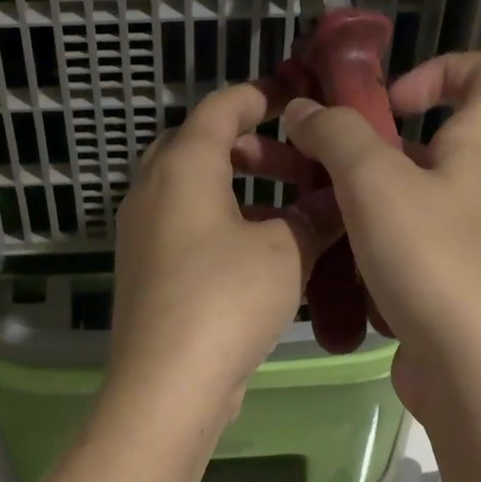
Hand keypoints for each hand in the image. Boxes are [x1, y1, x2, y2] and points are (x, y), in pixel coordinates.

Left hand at [108, 81, 337, 416]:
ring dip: (236, 190)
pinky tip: (259, 252)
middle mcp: (151, 192)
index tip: (293, 96)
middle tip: (292, 156)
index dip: (259, 96)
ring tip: (285, 207)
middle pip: (196, 147)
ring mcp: (142, 236)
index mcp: (182, 168)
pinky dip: (221, 225)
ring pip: (190, 192)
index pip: (219, 109)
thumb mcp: (286, 253)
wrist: (167, 385)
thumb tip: (338, 201)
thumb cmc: (226, 300)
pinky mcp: (145, 274)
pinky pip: (185, 230)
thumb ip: (315, 217)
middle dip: (244, 144)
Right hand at [279, 51, 480, 424]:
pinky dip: (368, 256)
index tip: (390, 100)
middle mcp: (478, 194)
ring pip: (407, 207)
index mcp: (478, 153)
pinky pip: (403, 256)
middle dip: (368, 150)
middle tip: (315, 167)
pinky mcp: (446, 293)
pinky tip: (333, 275)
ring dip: (359, 207)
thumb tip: (303, 110)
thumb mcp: (375, 182)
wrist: (472, 373)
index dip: (446, 69)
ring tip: (310, 222)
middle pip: (430, 148)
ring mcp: (465, 248)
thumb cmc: (432, 262)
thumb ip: (336, 136)